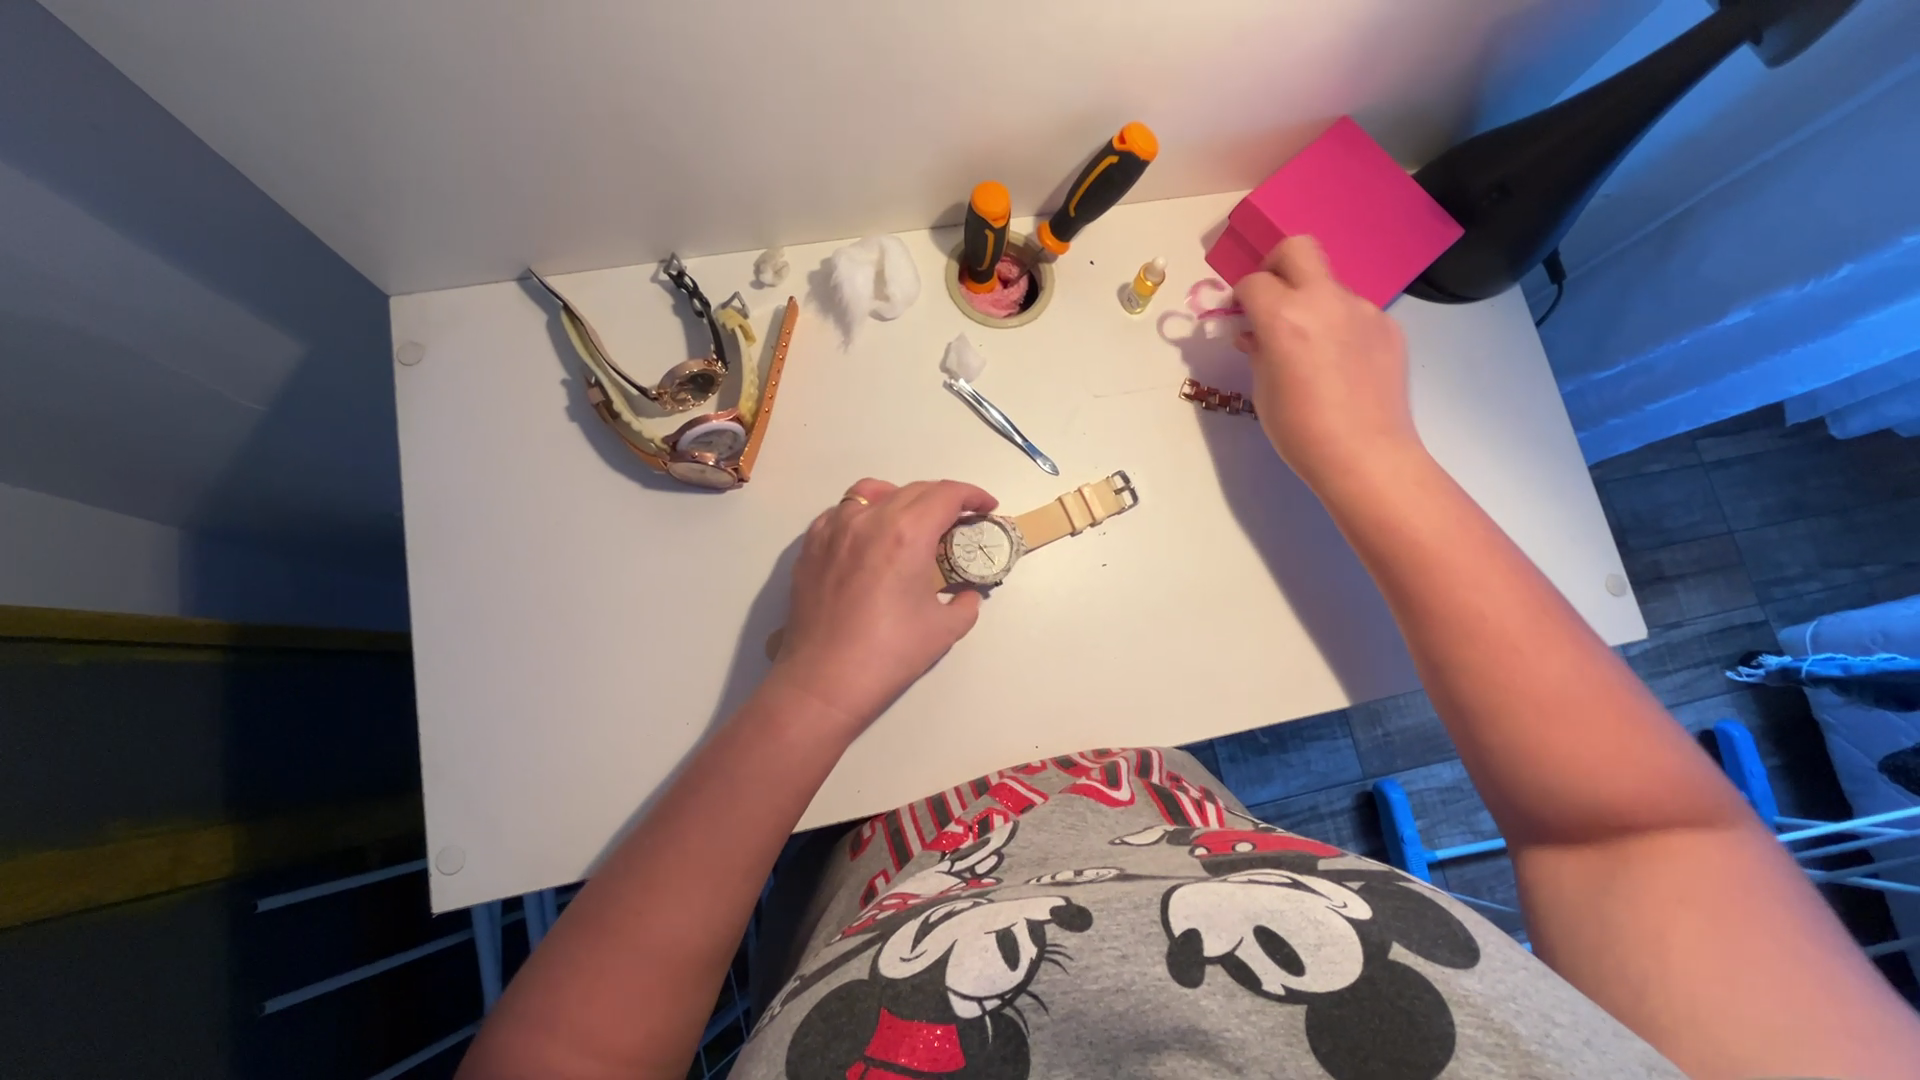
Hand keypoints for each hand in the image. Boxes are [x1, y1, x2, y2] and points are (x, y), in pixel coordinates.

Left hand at [766, 479, 997, 739]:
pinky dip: (863, 514)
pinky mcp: (810, 546)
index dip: (973, 496)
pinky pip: (840, 513)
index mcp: (906, 534)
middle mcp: (869, 520)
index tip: (986, 507)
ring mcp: (834, 530)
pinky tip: (869, 537)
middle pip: (913, 490)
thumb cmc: (888, 655)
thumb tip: (966, 594)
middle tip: (958, 522)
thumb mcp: (943, 630)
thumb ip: (964, 603)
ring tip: (911, 520)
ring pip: (872, 492)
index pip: (946, 494)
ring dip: (900, 498)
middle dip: (942, 500)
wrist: (823, 681)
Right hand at [1233, 236, 1423, 494]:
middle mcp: (1324, 301)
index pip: (1253, 282)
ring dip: (1312, 304)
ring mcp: (1363, 310)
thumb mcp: (1262, 391)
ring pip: (1329, 286)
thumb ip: (1258, 351)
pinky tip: (1341, 366)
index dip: (1240, 297)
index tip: (1239, 316)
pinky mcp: (1388, 327)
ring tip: (1312, 350)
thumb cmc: (1300, 431)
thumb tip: (1255, 334)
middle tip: (1271, 299)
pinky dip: (1340, 327)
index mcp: (1284, 317)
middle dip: (1276, 265)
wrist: (1365, 456)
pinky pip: (1355, 314)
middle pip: (1297, 249)